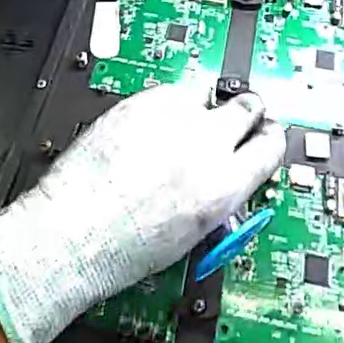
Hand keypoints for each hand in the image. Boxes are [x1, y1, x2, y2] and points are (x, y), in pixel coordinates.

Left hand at [0, 82, 285, 342]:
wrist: (72, 233)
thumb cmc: (123, 249)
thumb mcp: (193, 233)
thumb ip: (219, 192)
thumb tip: (229, 171)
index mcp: (224, 187)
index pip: (270, 146)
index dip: (270, 136)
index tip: (266, 131)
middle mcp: (206, 146)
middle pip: (247, 106)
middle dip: (246, 108)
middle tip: (236, 112)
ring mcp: (173, 119)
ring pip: (204, 94)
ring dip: (198, 108)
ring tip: (176, 130)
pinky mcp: (142, 103)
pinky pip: (166, 93)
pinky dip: (163, 106)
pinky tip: (148, 129)